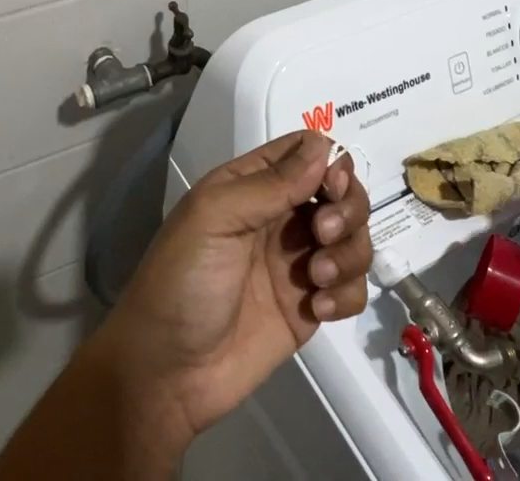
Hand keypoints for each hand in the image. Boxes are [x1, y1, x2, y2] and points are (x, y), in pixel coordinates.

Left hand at [101, 130, 371, 437]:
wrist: (166, 372)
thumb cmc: (181, 281)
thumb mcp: (215, 219)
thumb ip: (271, 184)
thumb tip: (323, 146)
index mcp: (250, 187)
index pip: (305, 152)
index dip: (329, 161)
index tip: (331, 186)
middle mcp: (279, 218)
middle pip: (341, 192)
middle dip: (347, 208)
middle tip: (323, 233)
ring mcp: (297, 263)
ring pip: (353, 238)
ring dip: (347, 253)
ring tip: (316, 278)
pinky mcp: (310, 306)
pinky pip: (352, 287)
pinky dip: (346, 293)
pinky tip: (317, 308)